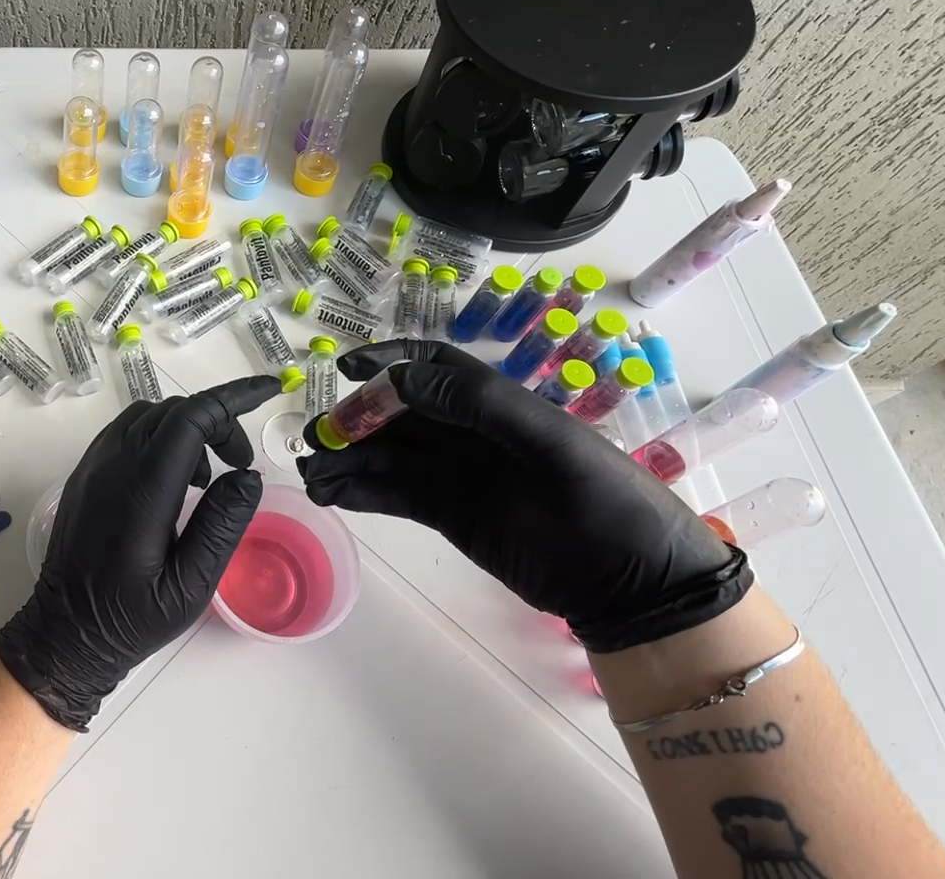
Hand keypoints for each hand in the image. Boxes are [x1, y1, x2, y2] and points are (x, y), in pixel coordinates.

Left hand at [0, 375, 281, 730]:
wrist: (64, 632)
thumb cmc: (130, 618)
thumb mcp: (190, 586)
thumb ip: (221, 527)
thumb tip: (247, 477)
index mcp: (142, 491)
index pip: (190, 419)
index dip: (232, 398)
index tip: (268, 392)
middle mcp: (113, 466)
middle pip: (171, 411)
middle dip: (217, 421)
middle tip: (239, 462)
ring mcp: (93, 466)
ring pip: (147, 416)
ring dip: (186, 428)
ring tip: (206, 476)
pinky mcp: (85, 474)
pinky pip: (125, 431)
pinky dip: (159, 436)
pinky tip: (174, 477)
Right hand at [297, 340, 748, 651]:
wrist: (633, 583)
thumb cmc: (605, 501)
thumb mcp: (550, 443)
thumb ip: (479, 406)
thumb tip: (399, 380)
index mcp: (493, 405)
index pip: (430, 368)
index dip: (387, 362)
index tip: (347, 367)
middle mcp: (466, 433)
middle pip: (395, 415)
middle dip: (354, 420)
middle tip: (318, 437)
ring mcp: (453, 475)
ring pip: (386, 457)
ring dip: (347, 460)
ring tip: (312, 474)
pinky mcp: (445, 516)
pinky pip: (392, 496)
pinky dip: (359, 493)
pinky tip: (330, 495)